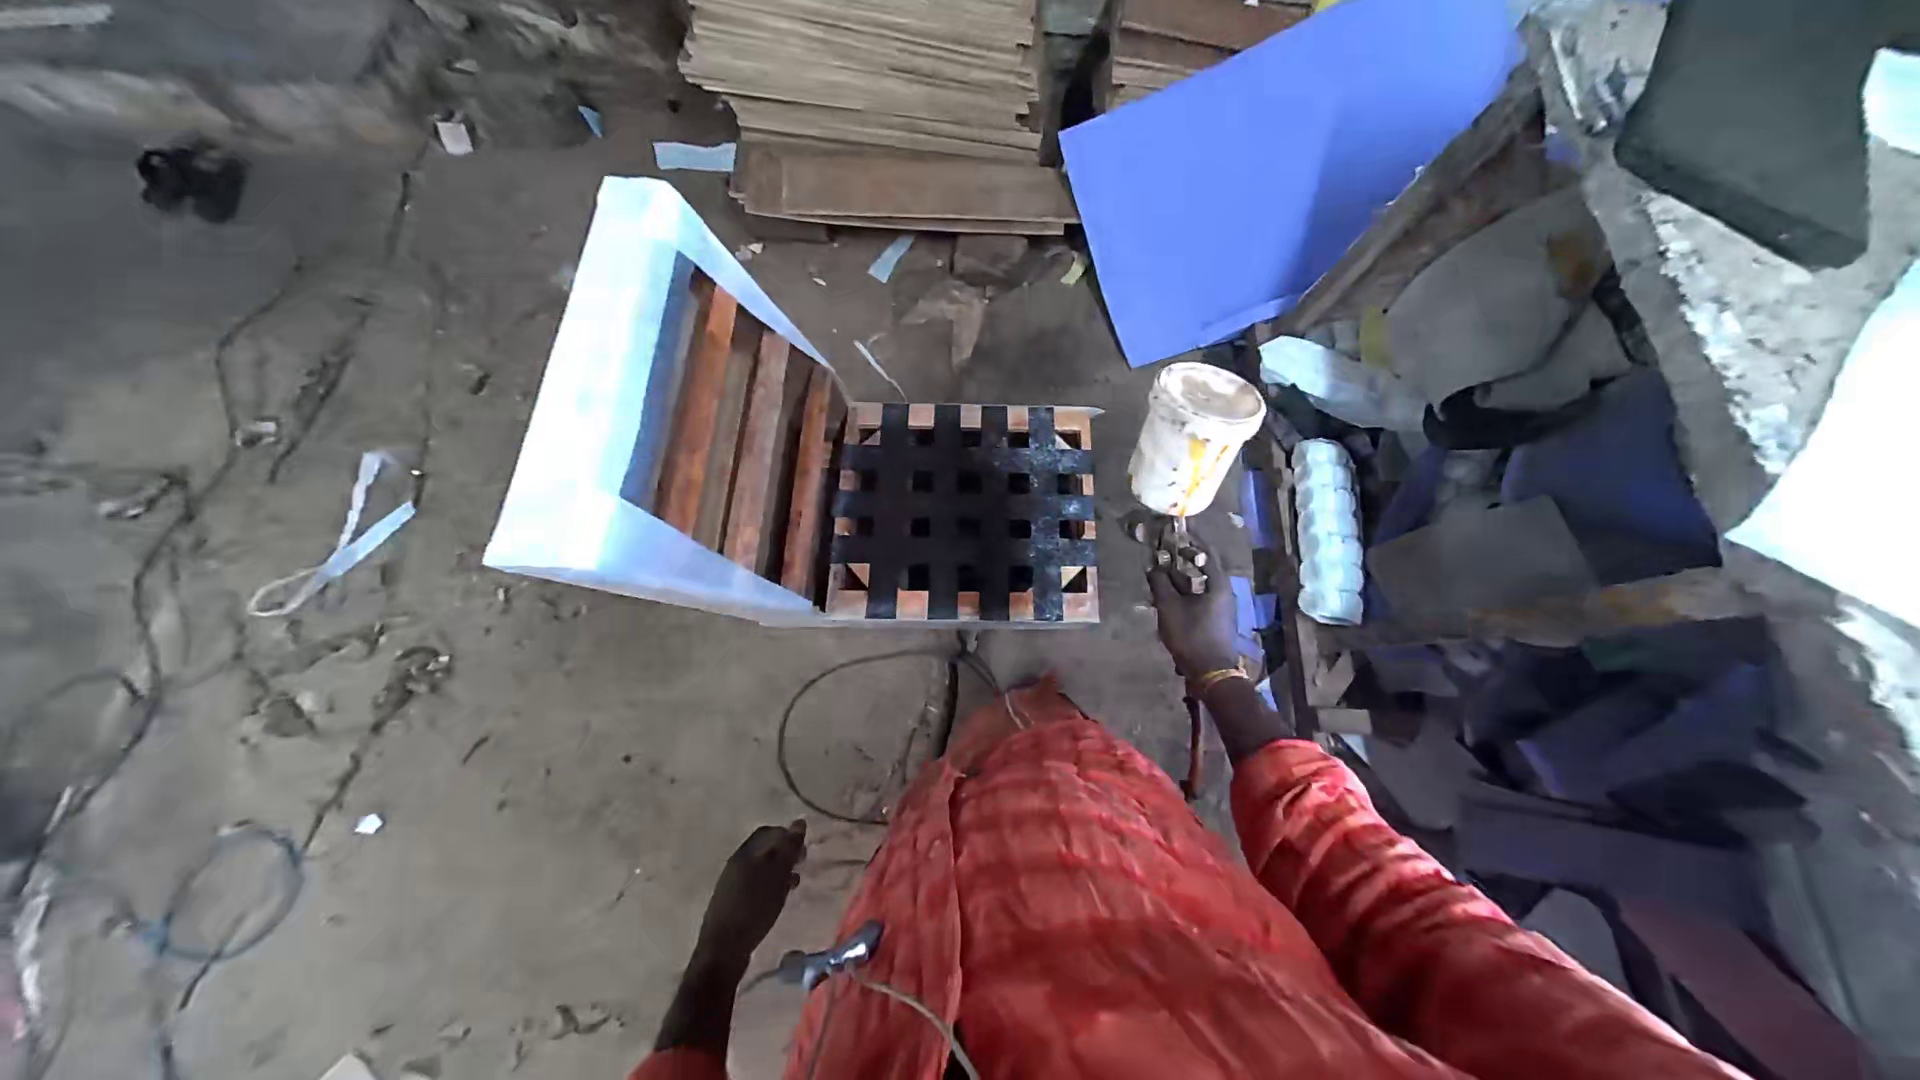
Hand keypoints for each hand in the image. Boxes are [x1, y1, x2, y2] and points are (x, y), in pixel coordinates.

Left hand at [693, 820, 807, 969]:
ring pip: (761, 867)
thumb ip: (788, 848)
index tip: (804, 849)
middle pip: (765, 849)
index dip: (788, 835)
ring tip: (794, 882)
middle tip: (802, 864)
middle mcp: (736, 863)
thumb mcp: (777, 875)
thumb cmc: (754, 908)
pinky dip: (770, 885)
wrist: (724, 950)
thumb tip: (799, 822)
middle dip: (785, 853)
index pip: (769, 832)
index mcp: (745, 853)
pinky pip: (756, 884)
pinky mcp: (733, 902)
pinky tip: (779, 897)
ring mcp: (732, 883)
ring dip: (780, 870)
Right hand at [1144, 530, 1239, 679]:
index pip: (1207, 553)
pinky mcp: (1214, 621)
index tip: (1177, 531)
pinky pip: (1197, 599)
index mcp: (1219, 585)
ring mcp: (1220, 609)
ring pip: (1198, 586)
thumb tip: (1154, 566)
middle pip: (1203, 569)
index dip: (1192, 541)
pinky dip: (1183, 594)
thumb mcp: (1170, 607)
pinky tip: (1166, 598)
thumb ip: (1160, 583)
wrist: (1211, 672)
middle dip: (1182, 561)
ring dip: (1179, 579)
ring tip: (1159, 576)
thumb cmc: (1191, 635)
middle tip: (1164, 553)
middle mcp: (1224, 593)